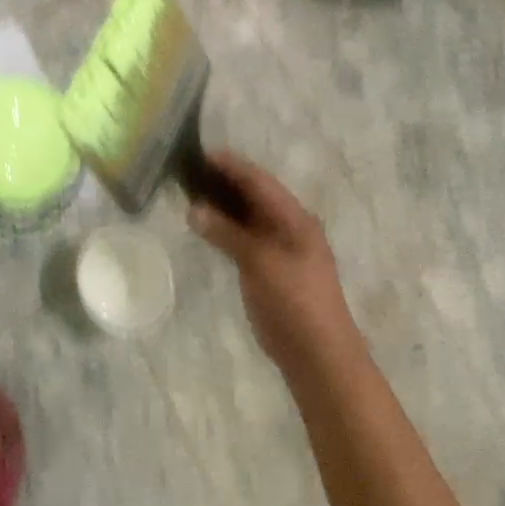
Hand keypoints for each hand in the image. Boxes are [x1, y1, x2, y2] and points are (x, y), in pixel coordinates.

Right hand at [187, 151, 365, 377]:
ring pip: (245, 216)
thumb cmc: (295, 300)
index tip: (201, 152)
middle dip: (223, 181)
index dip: (232, 166)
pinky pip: (240, 236)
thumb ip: (226, 232)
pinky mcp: (265, 268)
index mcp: (295, 220)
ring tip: (187, 190)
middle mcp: (288, 228)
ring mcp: (277, 249)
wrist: (317, 353)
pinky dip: (222, 226)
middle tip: (187, 169)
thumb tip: (193, 209)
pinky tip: (201, 223)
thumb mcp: (260, 261)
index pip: (260, 182)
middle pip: (253, 196)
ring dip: (220, 203)